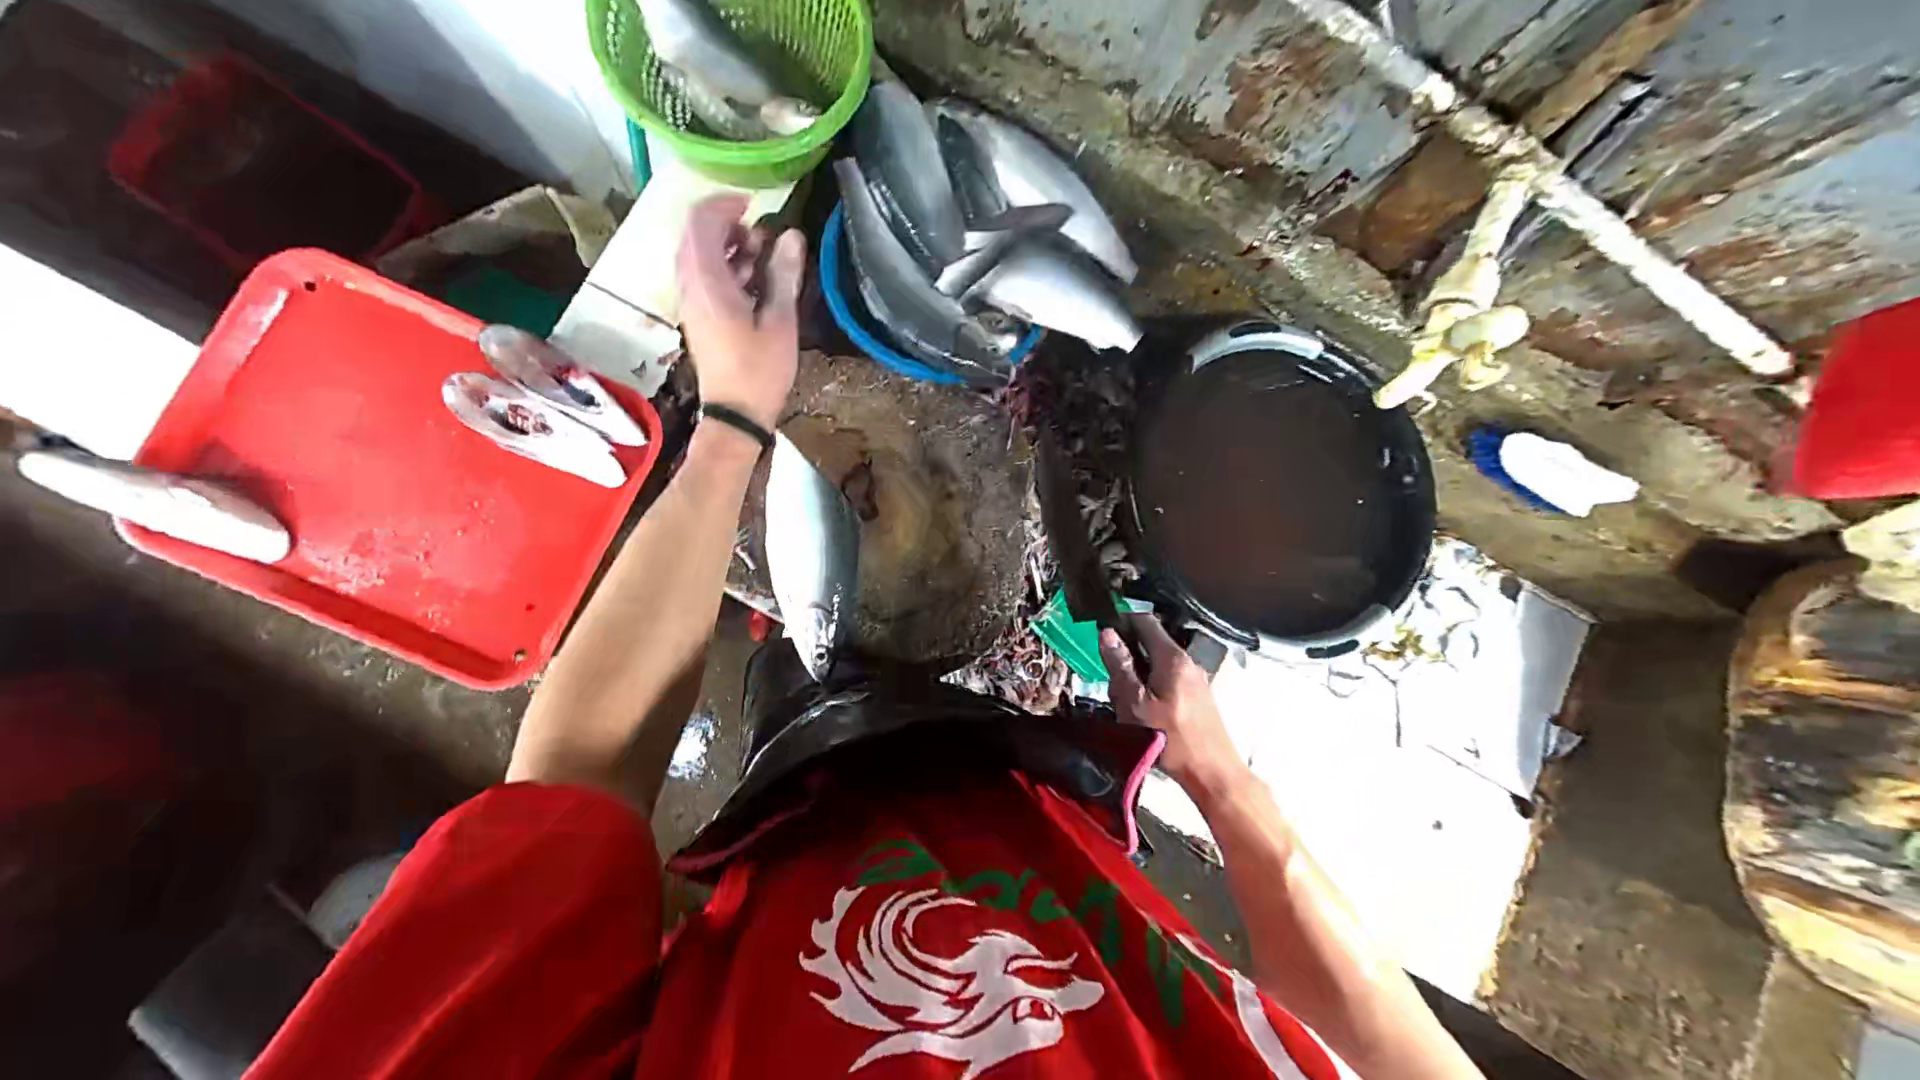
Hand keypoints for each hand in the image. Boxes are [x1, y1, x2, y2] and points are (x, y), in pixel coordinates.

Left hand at [677, 195, 806, 430]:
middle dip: (729, 226)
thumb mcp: (779, 322)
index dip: (725, 204)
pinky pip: (701, 277)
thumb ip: (783, 275)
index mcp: (707, 282)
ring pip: (698, 256)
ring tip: (762, 260)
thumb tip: (791, 236)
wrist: (735, 413)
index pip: (701, 221)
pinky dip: (724, 268)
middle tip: (762, 238)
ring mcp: (689, 302)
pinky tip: (752, 284)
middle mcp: (690, 286)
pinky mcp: (696, 317)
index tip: (755, 207)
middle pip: (696, 235)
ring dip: (728, 248)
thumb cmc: (759, 370)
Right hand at [1100, 616, 1248, 798]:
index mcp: (1172, 658)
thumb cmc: (1170, 739)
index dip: (1121, 620)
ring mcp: (1195, 678)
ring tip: (1125, 700)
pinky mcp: (1197, 695)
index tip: (1101, 631)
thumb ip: (1120, 666)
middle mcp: (1187, 661)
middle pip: (1150, 642)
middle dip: (1127, 653)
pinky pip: (1168, 678)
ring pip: (1158, 662)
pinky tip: (1144, 710)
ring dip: (1138, 672)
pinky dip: (1151, 685)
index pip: (1144, 620)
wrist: (1212, 774)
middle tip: (1111, 678)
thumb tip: (1107, 633)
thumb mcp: (1135, 703)